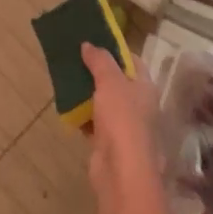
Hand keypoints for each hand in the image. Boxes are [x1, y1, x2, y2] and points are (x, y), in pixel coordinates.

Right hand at [84, 43, 179, 213]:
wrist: (121, 172)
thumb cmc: (122, 119)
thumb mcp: (110, 81)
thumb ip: (100, 61)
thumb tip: (88, 44)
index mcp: (145, 87)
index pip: (133, 61)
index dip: (115, 50)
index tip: (94, 41)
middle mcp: (139, 105)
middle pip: (118, 82)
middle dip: (98, 72)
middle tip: (75, 58)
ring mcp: (124, 126)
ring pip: (104, 103)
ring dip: (88, 94)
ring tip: (66, 78)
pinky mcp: (109, 144)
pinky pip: (94, 123)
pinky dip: (83, 116)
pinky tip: (67, 107)